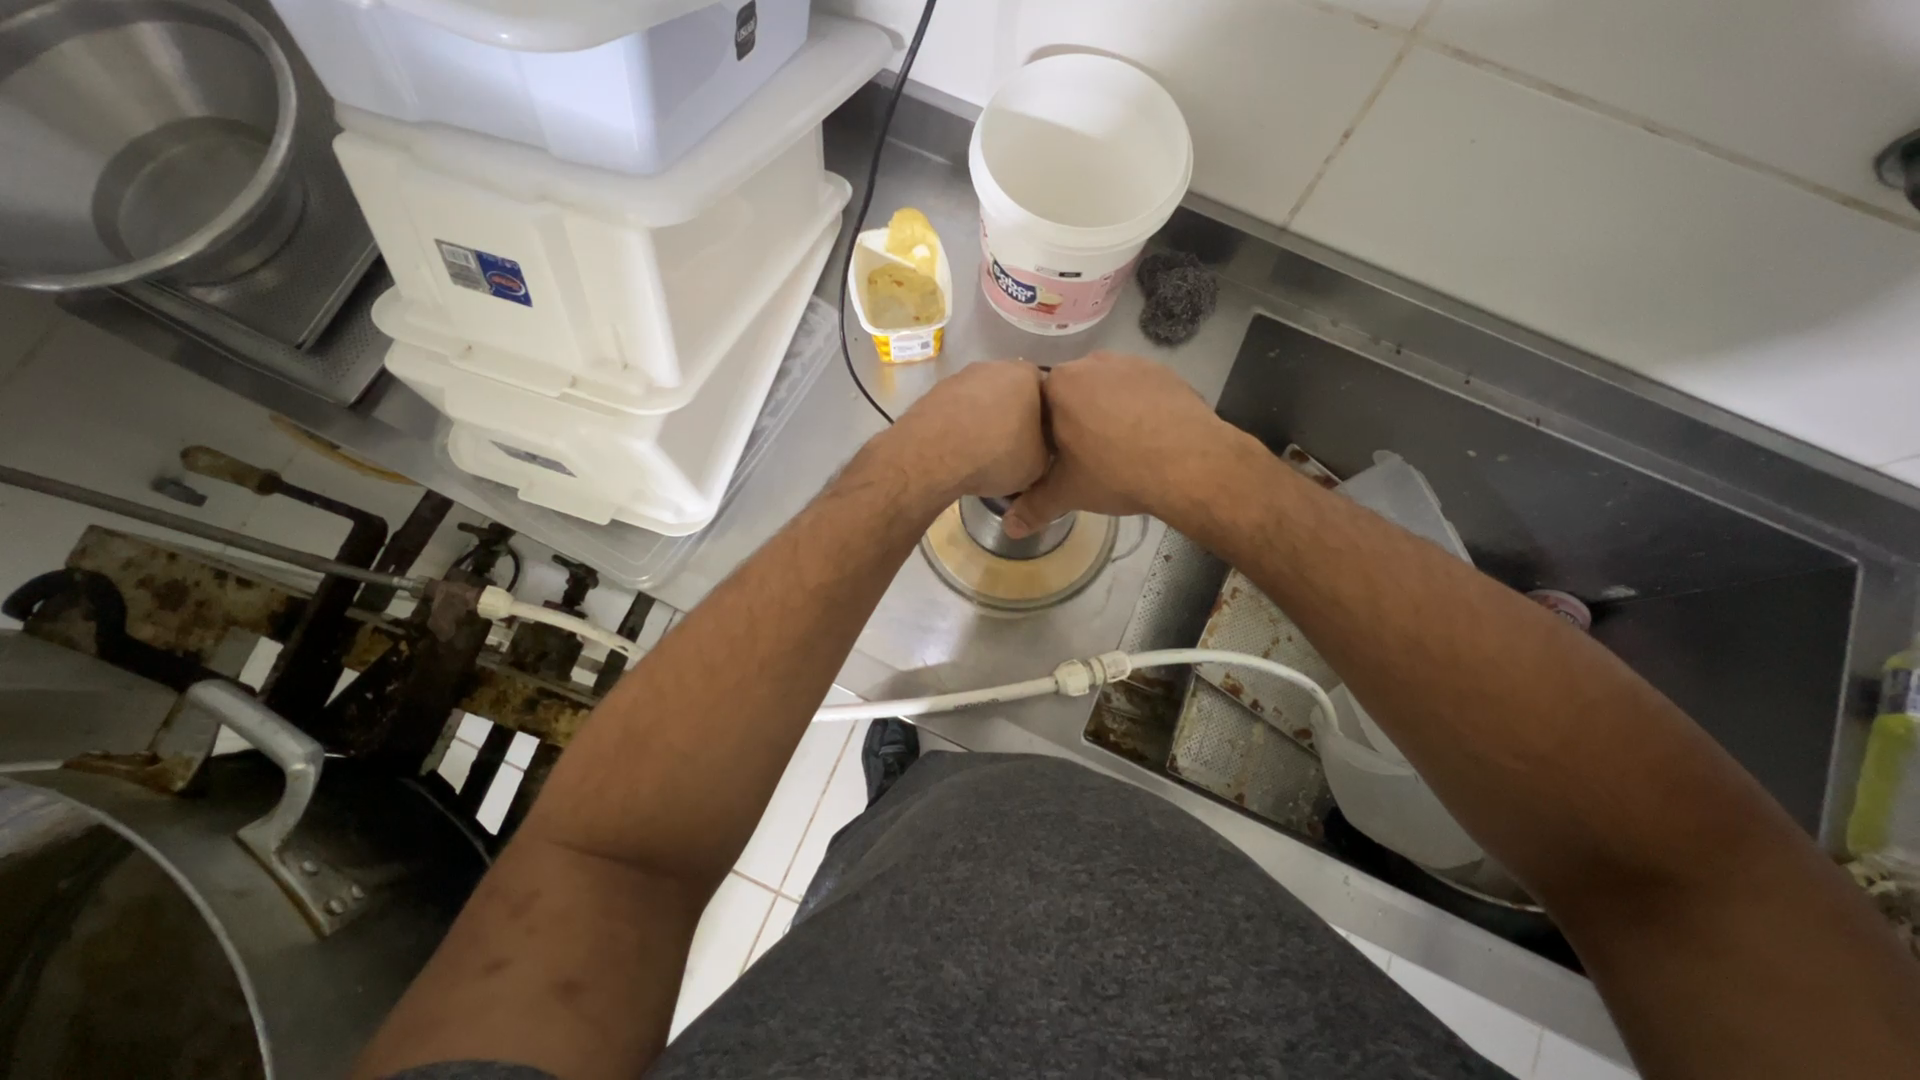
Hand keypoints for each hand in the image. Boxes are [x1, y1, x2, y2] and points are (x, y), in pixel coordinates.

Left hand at [886, 359, 1048, 500]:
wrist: (933, 455)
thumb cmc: (998, 453)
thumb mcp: (1039, 464)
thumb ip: (1046, 450)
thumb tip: (1039, 450)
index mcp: (1027, 375)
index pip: (1046, 393)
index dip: (1044, 419)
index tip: (1039, 442)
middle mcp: (993, 366)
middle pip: (1010, 393)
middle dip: (1011, 416)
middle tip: (1011, 448)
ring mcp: (959, 377)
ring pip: (980, 400)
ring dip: (982, 420)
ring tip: (981, 453)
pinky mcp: (932, 393)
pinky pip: (955, 411)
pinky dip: (958, 426)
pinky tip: (957, 450)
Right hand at [1003, 351, 1232, 537]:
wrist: (1189, 463)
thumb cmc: (1117, 472)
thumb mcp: (1069, 494)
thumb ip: (1034, 508)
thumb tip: (1009, 530)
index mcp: (1058, 385)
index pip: (1036, 404)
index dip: (1042, 433)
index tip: (1052, 456)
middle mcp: (1091, 362)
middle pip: (1072, 392)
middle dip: (1075, 419)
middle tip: (1085, 455)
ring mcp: (1130, 363)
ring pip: (1107, 389)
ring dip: (1107, 411)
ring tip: (1119, 447)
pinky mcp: (1163, 372)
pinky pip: (1139, 390)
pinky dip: (1138, 409)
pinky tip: (1148, 438)